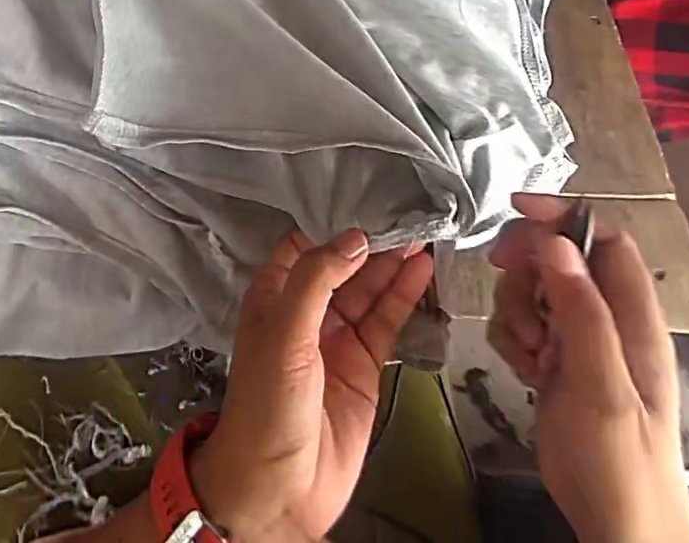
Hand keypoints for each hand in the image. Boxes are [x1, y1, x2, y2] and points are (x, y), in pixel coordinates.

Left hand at [191, 229, 434, 540]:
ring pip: (368, 290)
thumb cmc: (268, 403)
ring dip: (392, 266)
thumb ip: (315, 281)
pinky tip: (421, 274)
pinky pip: (386, 321)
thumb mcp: (283, 333)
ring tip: (421, 237)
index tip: (364, 200)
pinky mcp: (364, 363)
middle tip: (405, 217)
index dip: (331, 224)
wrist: (281, 488)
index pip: (304, 245)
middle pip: (342, 265)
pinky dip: (403, 297)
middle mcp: (306, 309)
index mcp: (274, 294)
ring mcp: (337, 336)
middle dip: (370, 243)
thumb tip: (354, 238)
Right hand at [486, 194, 688, 542]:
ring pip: (533, 288)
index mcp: (634, 318)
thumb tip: (555, 242)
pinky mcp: (555, 360)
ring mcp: (580, 341)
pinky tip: (525, 368)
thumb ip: (582, 311)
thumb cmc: (620, 462)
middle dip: (527, 266)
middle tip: (506, 279)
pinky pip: (520, 323)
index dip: (565, 216)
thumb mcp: (601, 385)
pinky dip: (512, 337)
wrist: (616, 528)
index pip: (605, 240)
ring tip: (530, 350)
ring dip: (516, 308)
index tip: (516, 211)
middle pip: (559, 257)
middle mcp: (608, 320)